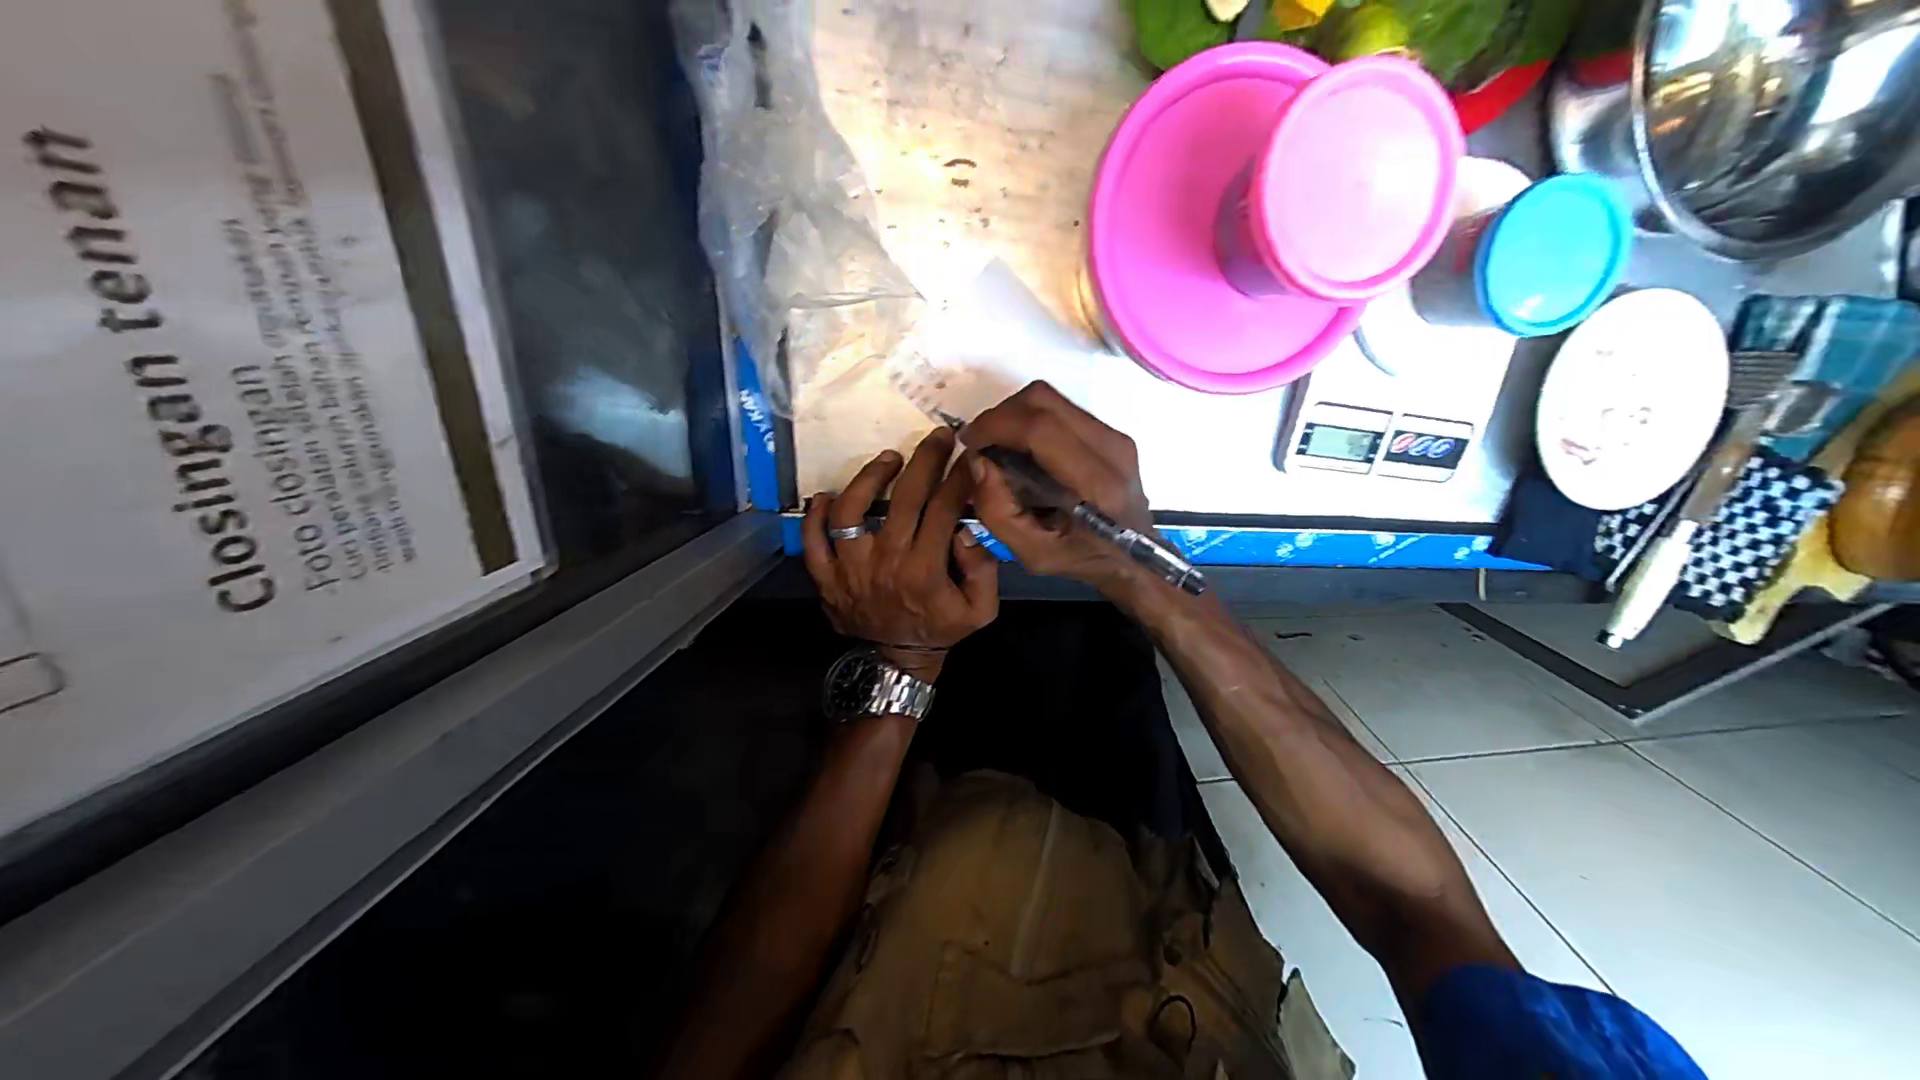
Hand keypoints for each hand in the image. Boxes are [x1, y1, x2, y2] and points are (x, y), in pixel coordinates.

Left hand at [801, 427, 998, 681]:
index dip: (959, 477)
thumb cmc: (941, 630)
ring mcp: (849, 569)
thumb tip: (968, 526)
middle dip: (926, 460)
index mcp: (925, 570)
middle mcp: (885, 562)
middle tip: (939, 437)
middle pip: (904, 498)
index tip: (968, 454)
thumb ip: (982, 569)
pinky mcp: (826, 577)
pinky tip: (828, 495)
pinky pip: (812, 540)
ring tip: (888, 459)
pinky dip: (814, 515)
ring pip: (851, 511)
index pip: (944, 509)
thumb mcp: (980, 610)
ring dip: (869, 478)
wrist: (898, 660)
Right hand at [962, 381, 1156, 594]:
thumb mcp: (1033, 554)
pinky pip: (1060, 408)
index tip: (969, 443)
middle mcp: (1111, 449)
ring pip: (1050, 398)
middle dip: (1000, 416)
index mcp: (1097, 483)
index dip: (996, 426)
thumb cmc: (1083, 559)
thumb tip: (977, 463)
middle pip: (1043, 401)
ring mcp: (1114, 435)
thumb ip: (999, 512)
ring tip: (996, 445)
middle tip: (979, 444)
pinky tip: (1020, 447)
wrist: (1135, 558)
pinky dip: (1030, 419)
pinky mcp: (1110, 432)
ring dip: (1013, 415)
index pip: (1041, 428)